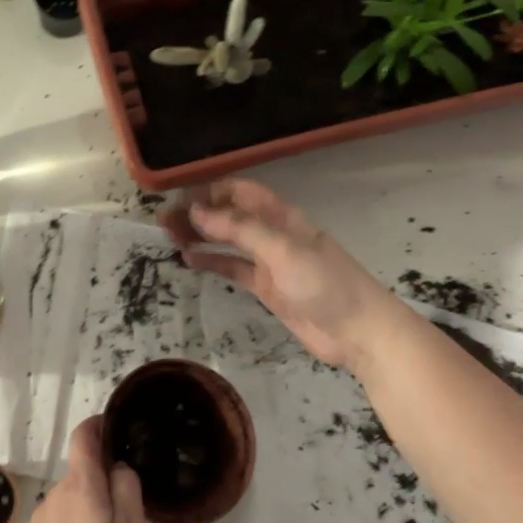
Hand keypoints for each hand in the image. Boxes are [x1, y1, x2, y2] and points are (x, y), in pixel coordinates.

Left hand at [0, 417, 147, 522]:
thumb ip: (128, 491)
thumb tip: (118, 466)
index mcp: (81, 486)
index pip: (83, 436)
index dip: (98, 425)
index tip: (115, 428)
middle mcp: (56, 494)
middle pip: (82, 472)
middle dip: (103, 483)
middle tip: (127, 513)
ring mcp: (41, 518)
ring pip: (72, 500)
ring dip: (89, 510)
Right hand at [162, 179, 388, 368]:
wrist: (358, 331)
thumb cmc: (325, 283)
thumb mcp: (282, 250)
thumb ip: (240, 230)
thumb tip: (196, 212)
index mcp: (281, 216)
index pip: (240, 191)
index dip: (211, 190)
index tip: (179, 197)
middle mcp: (272, 233)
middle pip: (230, 215)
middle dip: (199, 213)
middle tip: (163, 220)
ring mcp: (269, 261)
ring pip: (228, 241)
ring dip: (201, 236)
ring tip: (168, 236)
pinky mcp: (267, 287)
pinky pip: (233, 268)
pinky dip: (212, 262)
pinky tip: (189, 260)